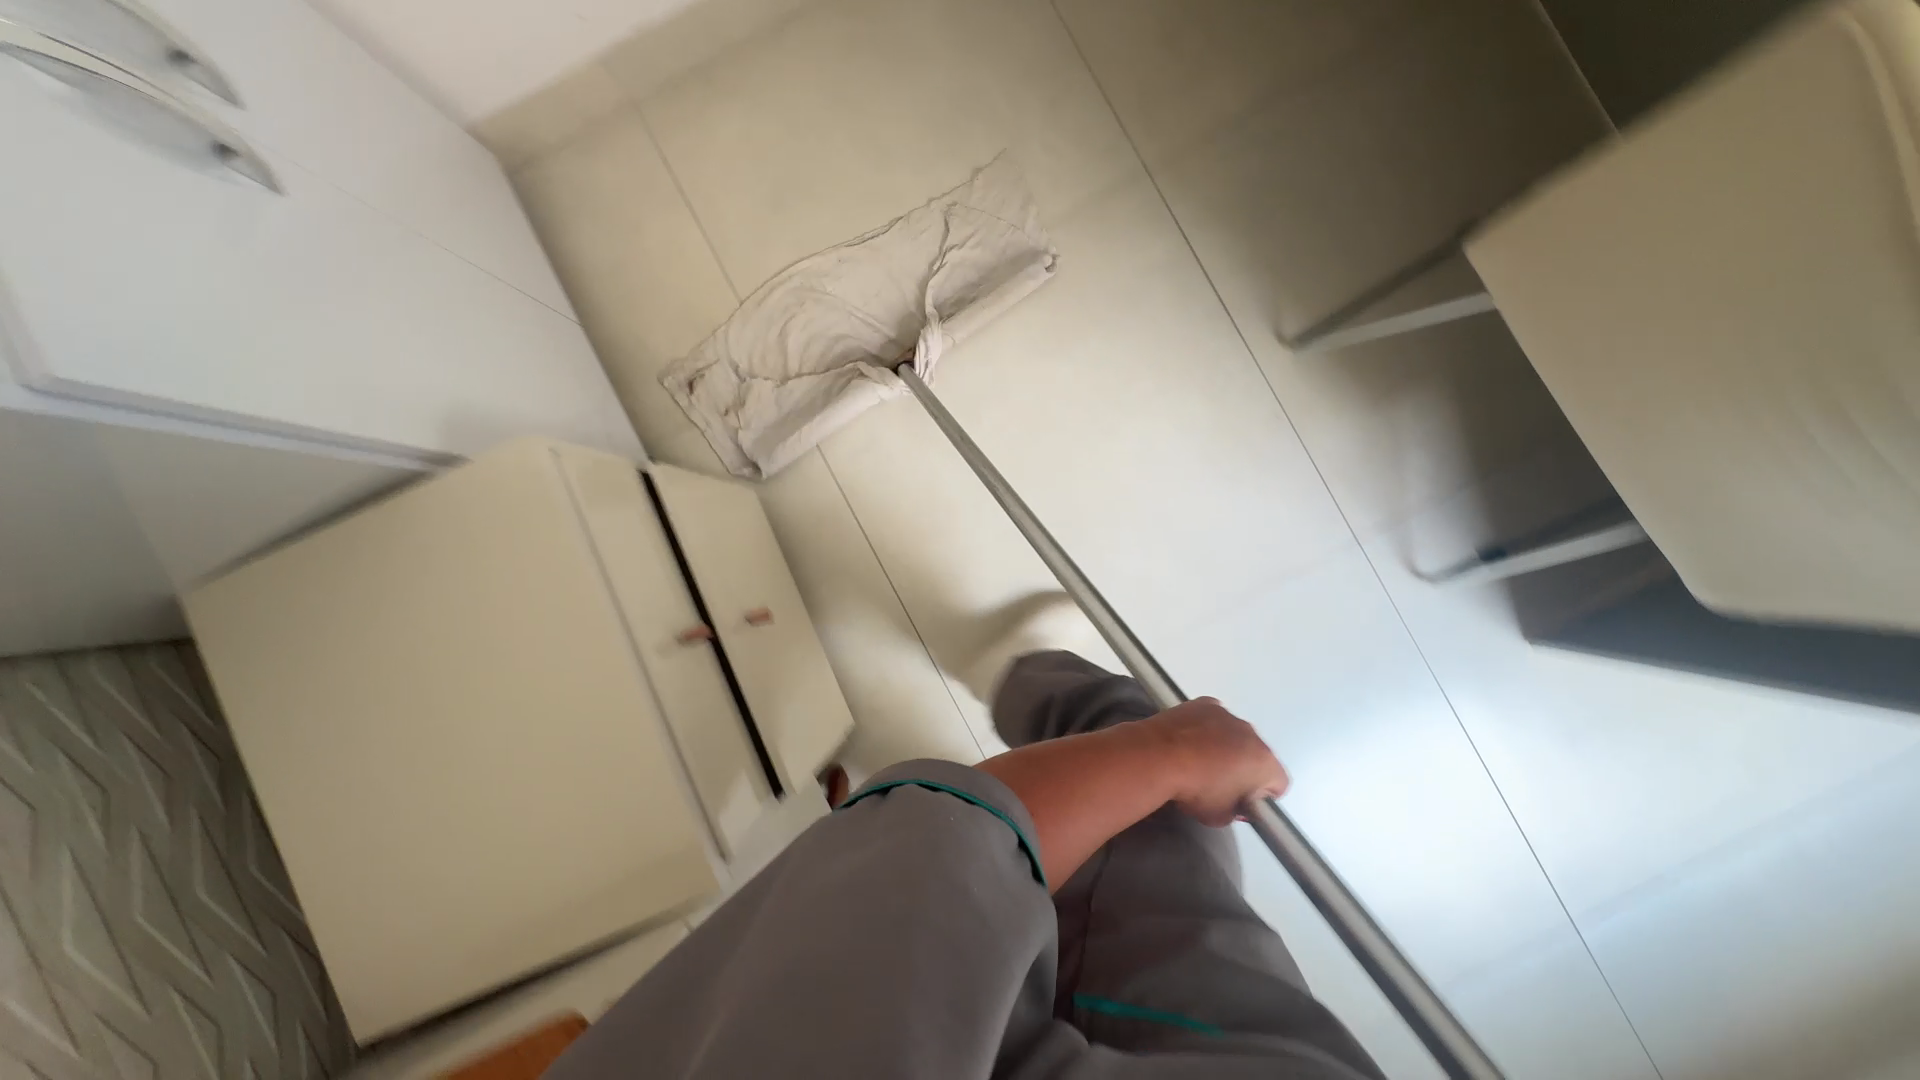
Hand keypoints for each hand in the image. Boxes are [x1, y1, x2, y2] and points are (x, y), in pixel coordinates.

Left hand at [1141, 698, 1288, 826]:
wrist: (1158, 756)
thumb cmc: (1194, 790)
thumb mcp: (1220, 816)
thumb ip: (1236, 810)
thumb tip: (1233, 802)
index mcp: (1265, 763)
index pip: (1279, 784)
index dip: (1262, 796)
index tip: (1243, 801)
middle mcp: (1252, 734)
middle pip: (1257, 755)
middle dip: (1244, 768)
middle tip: (1218, 783)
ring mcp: (1227, 715)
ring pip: (1235, 735)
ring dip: (1224, 746)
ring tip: (1197, 760)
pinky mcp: (1204, 703)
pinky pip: (1213, 719)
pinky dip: (1205, 728)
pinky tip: (1187, 740)